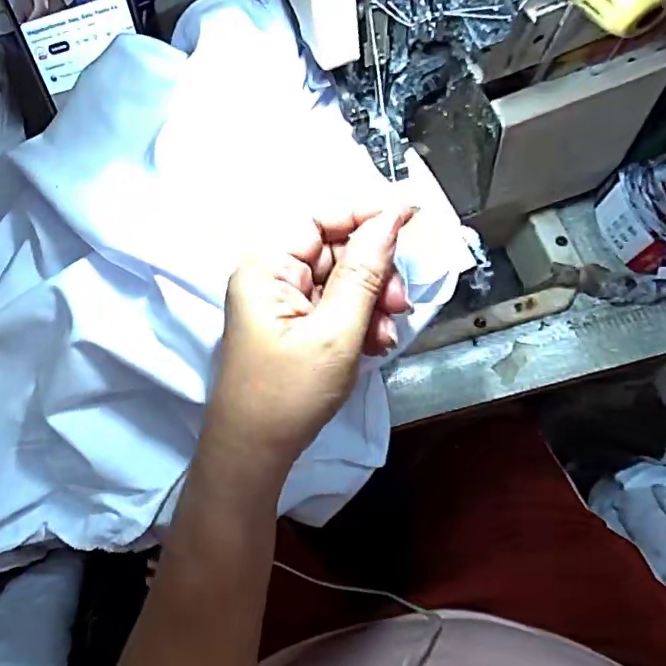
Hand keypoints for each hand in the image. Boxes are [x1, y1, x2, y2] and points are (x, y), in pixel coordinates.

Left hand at [207, 206, 416, 462]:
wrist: (255, 451)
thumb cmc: (288, 394)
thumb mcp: (335, 333)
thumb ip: (364, 274)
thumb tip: (389, 221)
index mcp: (265, 268)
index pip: (318, 218)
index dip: (364, 214)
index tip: (409, 216)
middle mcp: (268, 276)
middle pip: (334, 249)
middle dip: (373, 273)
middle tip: (399, 303)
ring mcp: (280, 302)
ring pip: (340, 279)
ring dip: (371, 301)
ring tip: (386, 334)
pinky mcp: (291, 324)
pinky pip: (333, 306)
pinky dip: (359, 320)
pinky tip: (375, 343)